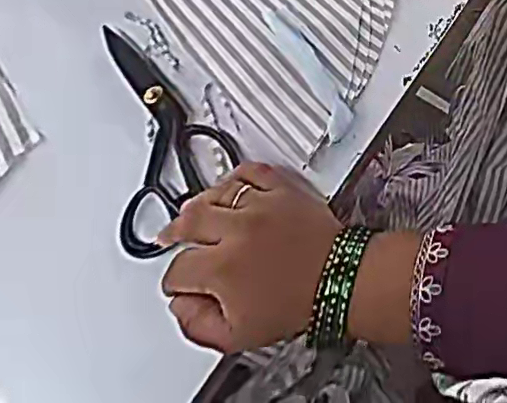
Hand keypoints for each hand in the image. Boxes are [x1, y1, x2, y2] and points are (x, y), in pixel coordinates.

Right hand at [158, 161, 340, 352]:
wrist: (337, 276)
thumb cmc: (296, 303)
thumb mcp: (235, 336)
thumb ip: (196, 323)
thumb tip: (182, 303)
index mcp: (223, 268)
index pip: (178, 268)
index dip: (174, 280)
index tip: (181, 282)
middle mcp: (240, 230)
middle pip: (190, 220)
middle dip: (174, 231)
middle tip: (169, 235)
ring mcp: (264, 204)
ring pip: (219, 192)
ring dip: (201, 201)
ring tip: (194, 209)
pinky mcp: (285, 189)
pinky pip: (255, 170)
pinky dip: (238, 175)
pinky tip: (231, 183)